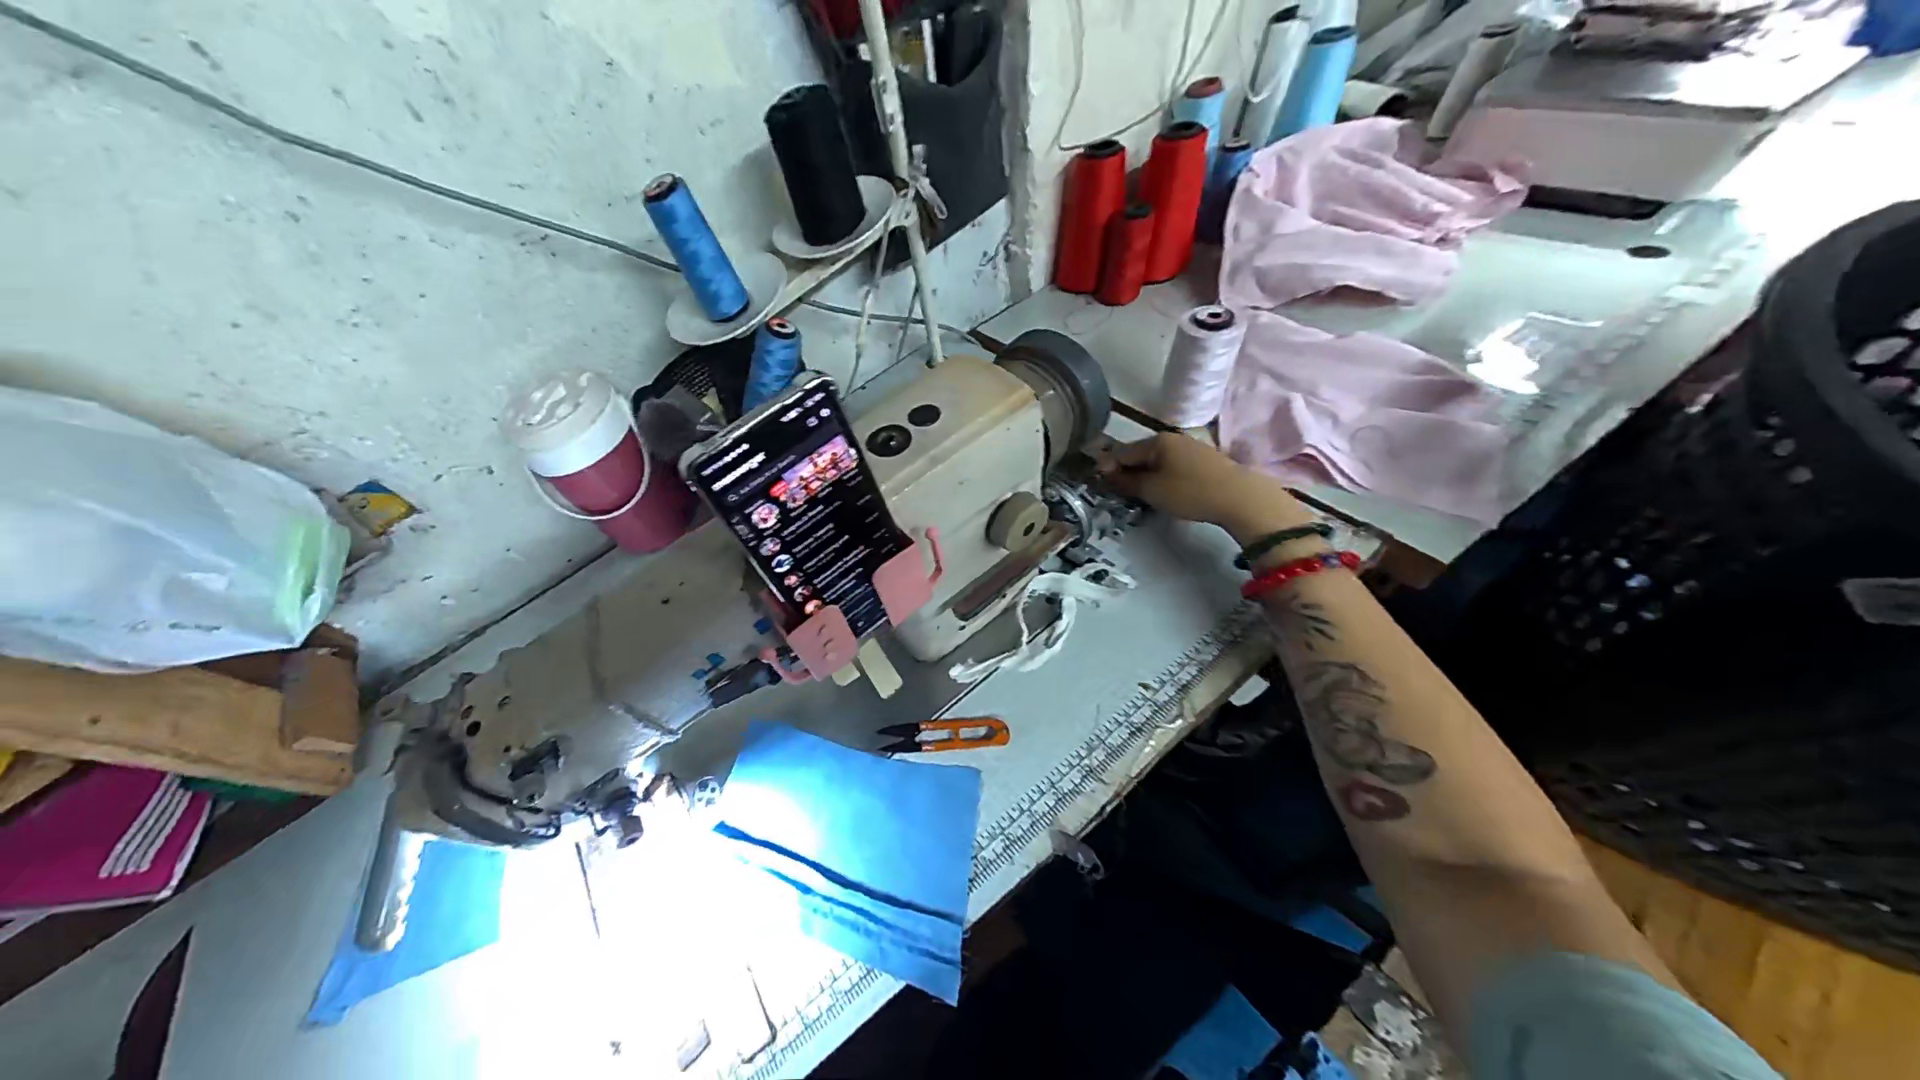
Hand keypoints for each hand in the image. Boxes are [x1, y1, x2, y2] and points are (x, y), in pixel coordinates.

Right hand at [1096, 433, 1314, 543]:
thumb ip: (1126, 481)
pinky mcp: (1204, 461)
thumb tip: (1106, 473)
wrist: (1239, 497)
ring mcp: (1190, 447)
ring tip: (1142, 495)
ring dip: (1146, 475)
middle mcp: (1172, 438)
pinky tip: (1166, 491)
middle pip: (1140, 454)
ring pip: (1158, 460)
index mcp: (1156, 440)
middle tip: (1120, 493)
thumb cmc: (1190, 491)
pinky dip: (1163, 476)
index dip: (1108, 468)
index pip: (1122, 451)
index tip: (1101, 485)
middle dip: (1127, 471)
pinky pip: (1173, 465)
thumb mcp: (1151, 490)